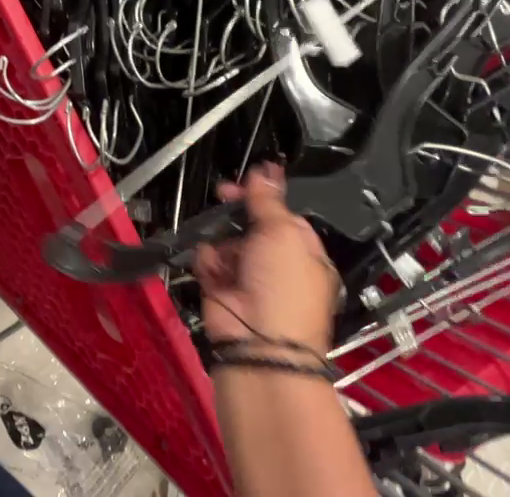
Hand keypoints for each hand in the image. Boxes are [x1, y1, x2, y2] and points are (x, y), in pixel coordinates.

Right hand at [195, 164, 338, 354]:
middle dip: (235, 214)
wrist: (257, 339)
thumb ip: (268, 200)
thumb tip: (268, 171)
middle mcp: (276, 262)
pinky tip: (214, 269)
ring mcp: (247, 275)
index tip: (244, 183)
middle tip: (224, 198)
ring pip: (225, 239)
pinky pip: (208, 259)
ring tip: (223, 252)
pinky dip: (207, 261)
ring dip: (220, 240)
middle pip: (250, 224)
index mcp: (302, 252)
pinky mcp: (221, 286)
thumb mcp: (282, 233)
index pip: (281, 214)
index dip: (262, 196)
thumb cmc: (283, 286)